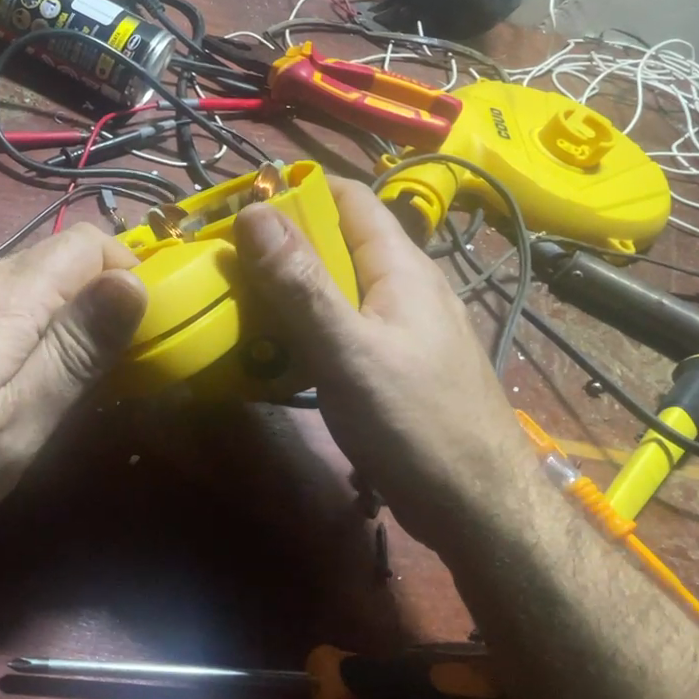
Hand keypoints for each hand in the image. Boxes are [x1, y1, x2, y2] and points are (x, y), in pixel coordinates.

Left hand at [0, 224, 146, 543]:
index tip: (143, 331)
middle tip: (113, 365)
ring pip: (31, 278)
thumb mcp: (16, 422)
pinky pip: (1, 300)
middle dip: (100, 296)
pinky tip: (22, 373)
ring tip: (72, 375)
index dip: (128, 272)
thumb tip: (133, 283)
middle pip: (60, 257)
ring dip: (66, 312)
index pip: (87, 242)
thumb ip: (74, 351)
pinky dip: (31, 322)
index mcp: (3, 298)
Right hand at [232, 177, 524, 549]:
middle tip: (219, 262)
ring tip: (232, 304)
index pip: (348, 197)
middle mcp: (404, 286)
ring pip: (335, 289)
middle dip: (279, 245)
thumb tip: (253, 213)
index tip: (235, 203)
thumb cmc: (416, 422)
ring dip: (286, 290)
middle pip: (336, 243)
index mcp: (400, 266)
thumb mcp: (348, 351)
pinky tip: (273, 352)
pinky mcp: (393, 364)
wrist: (479, 508)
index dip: (295, 189)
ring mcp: (401, 327)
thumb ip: (300, 285)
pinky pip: (340, 328)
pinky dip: (303, 328)